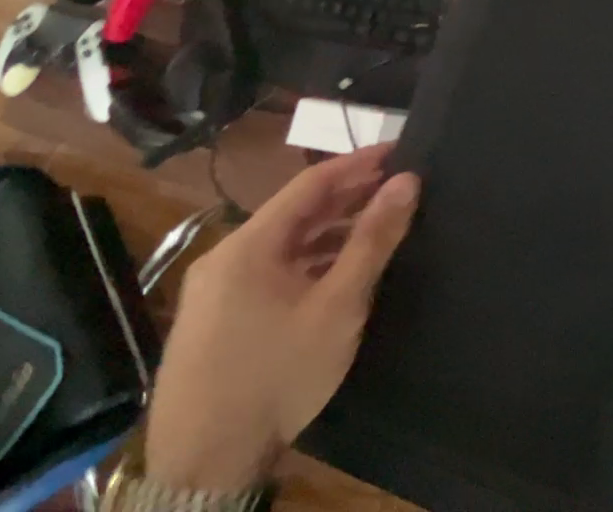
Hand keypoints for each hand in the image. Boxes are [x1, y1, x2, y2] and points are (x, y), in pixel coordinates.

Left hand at [145, 144, 420, 490]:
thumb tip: (407, 181)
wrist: (204, 461)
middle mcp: (226, 257)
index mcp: (248, 245)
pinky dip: (312, 259)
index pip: (310, 183)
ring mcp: (217, 290)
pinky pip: (273, 269)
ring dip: (333, 229)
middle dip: (350, 195)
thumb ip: (374, 239)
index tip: (403, 150)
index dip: (359, 163)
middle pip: (296, 211)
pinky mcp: (219, 317)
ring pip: (285, 242)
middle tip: (401, 185)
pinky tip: (342, 270)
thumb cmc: (278, 372)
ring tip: (382, 224)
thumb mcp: (338, 304)